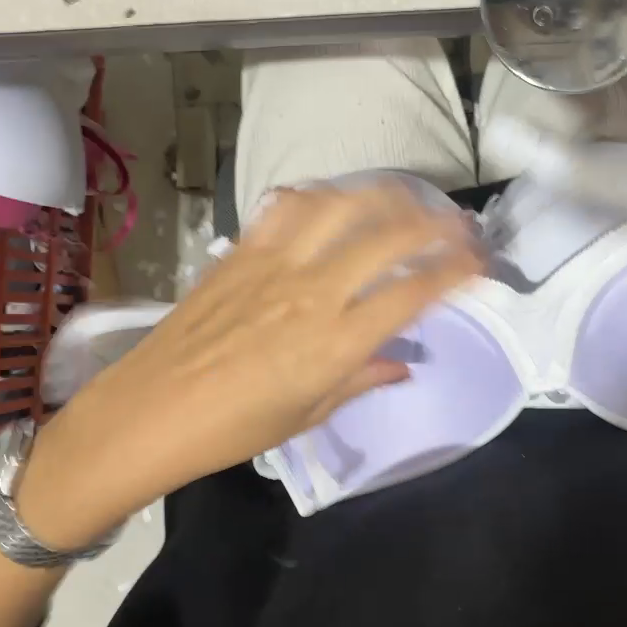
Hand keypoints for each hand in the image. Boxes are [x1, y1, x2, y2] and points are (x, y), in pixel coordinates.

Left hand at [13, 181, 482, 547]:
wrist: (147, 413)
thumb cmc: (233, 430)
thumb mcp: (308, 415)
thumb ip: (361, 379)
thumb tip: (403, 362)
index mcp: (336, 342)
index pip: (413, 291)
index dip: (456, 271)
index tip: (480, 262)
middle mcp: (313, 292)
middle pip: (390, 237)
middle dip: (437, 224)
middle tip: (459, 223)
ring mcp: (275, 264)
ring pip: (342, 206)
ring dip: (383, 195)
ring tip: (406, 198)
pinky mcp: (241, 251)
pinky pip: (288, 207)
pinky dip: (321, 195)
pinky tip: (335, 199)